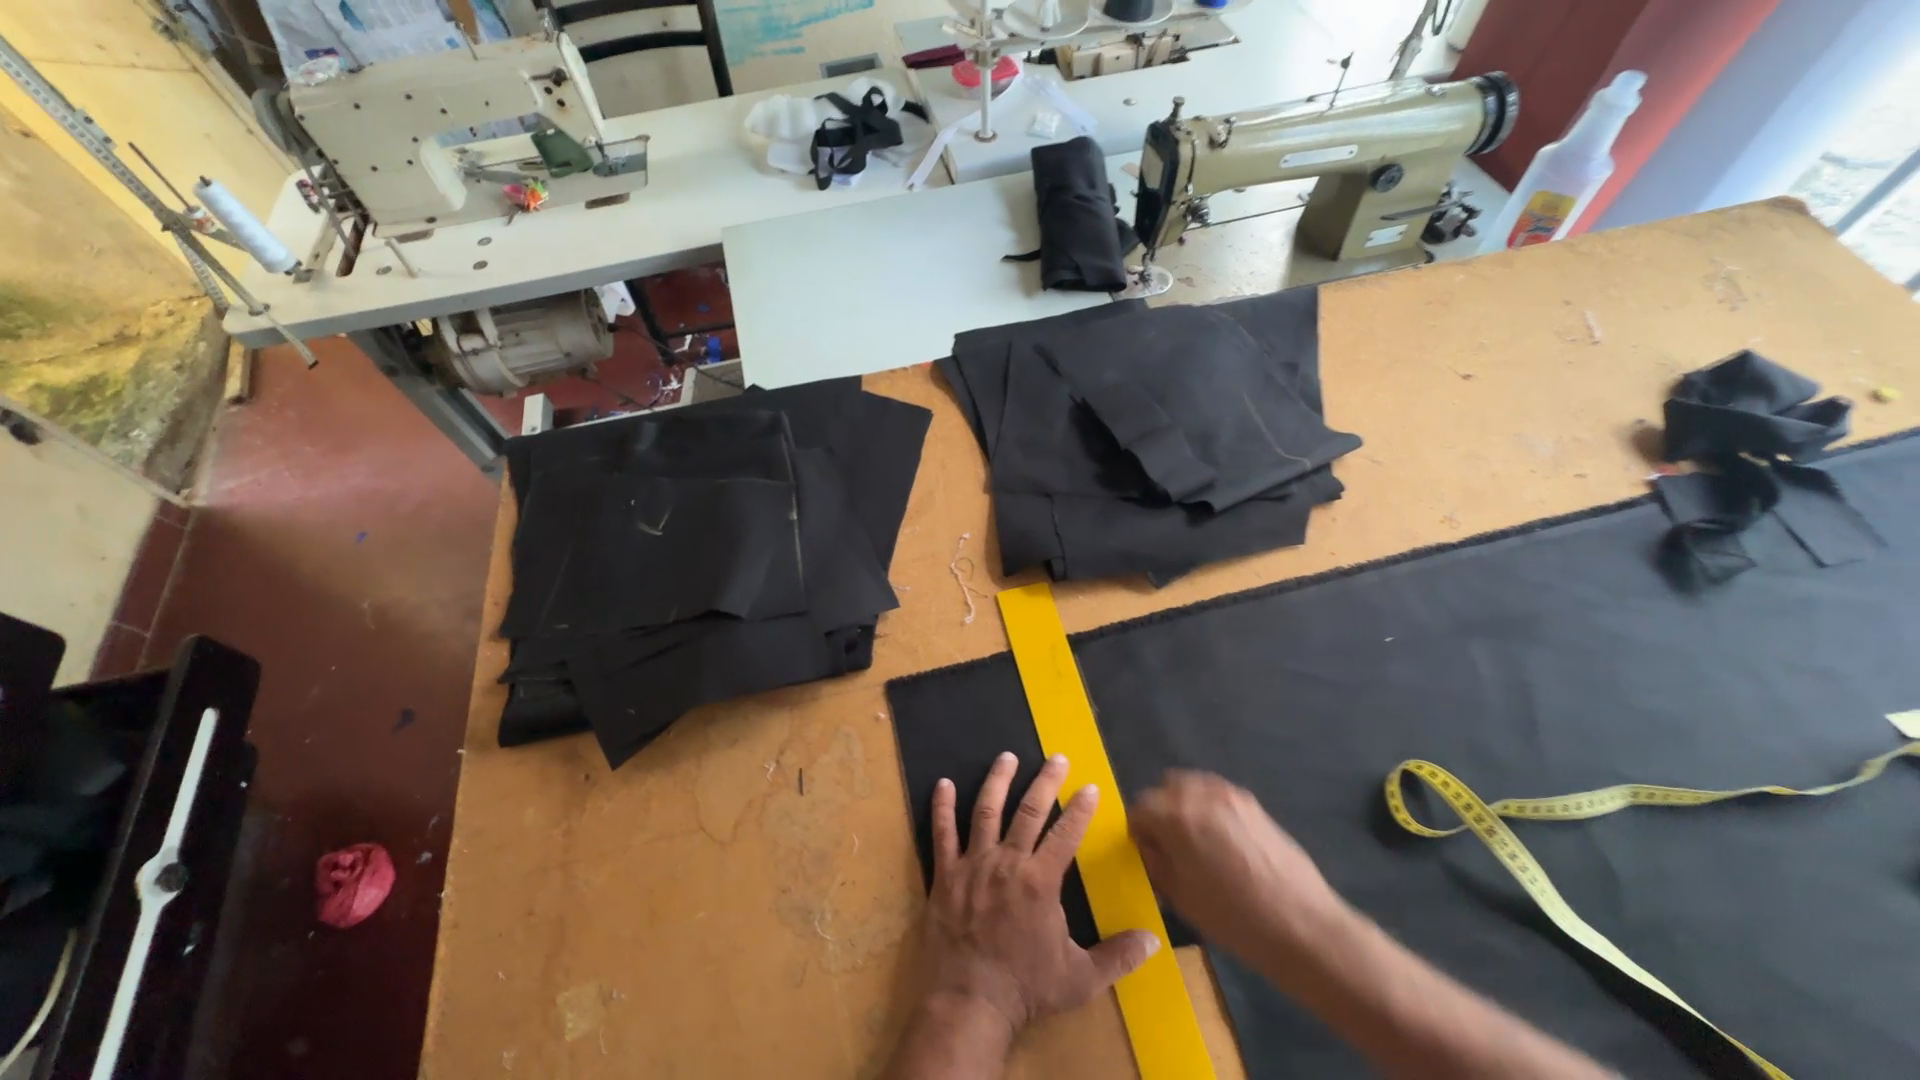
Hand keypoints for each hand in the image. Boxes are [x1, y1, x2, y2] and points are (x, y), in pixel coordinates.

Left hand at [918, 752, 1161, 1037]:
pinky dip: (941, 808)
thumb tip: (1154, 940)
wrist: (969, 1002)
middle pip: (1028, 812)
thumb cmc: (1026, 989)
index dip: (1080, 808)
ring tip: (1006, 757)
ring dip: (997, 782)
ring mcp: (973, 866)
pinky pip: (942, 834)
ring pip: (985, 812)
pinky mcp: (944, 876)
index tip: (1090, 786)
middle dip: (1045, 782)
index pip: (1066, 833)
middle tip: (1056, 758)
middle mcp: (1007, 863)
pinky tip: (941, 784)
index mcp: (1041, 882)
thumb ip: (1117, 956)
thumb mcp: (1080, 978)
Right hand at [1130, 770, 1348, 964]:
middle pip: (1165, 788)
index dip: (1139, 832)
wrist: (1300, 923)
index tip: (1148, 855)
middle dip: (1160, 812)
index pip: (1139, 808)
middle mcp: (1200, 794)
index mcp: (1175, 816)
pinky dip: (1209, 807)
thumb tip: (1149, 846)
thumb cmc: (1232, 917)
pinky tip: (1222, 840)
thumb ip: (1155, 862)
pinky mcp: (1254, 803)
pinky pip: (1218, 793)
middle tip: (1170, 847)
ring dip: (1185, 805)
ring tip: (1197, 841)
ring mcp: (1230, 794)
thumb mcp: (1179, 896)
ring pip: (1192, 785)